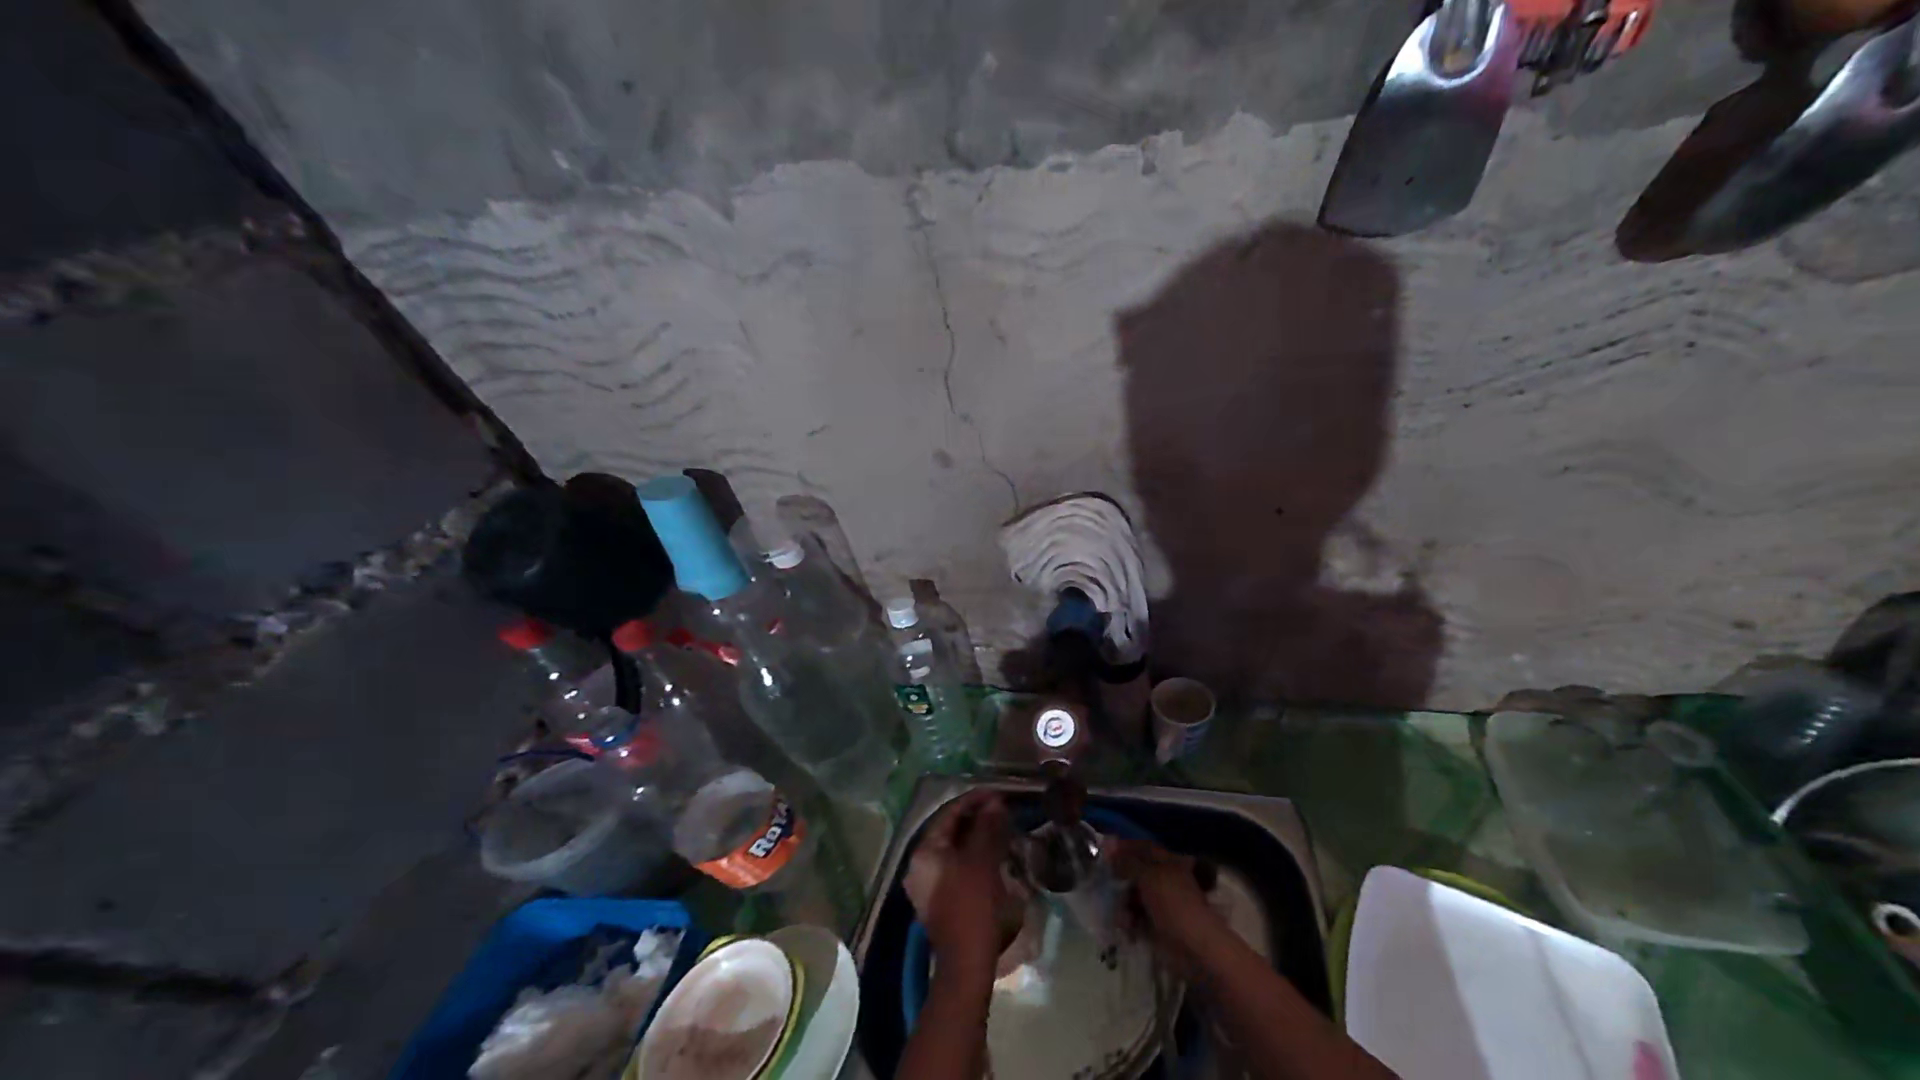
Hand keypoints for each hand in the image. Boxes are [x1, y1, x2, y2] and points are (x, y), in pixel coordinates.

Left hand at [903, 791, 1024, 976]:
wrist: (967, 964)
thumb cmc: (973, 906)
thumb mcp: (983, 862)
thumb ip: (987, 828)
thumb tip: (994, 803)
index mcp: (925, 851)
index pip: (948, 813)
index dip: (973, 800)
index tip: (997, 794)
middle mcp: (919, 864)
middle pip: (948, 830)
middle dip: (975, 818)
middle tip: (1001, 810)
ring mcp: (927, 885)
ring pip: (953, 849)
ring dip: (976, 837)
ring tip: (1001, 830)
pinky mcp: (939, 901)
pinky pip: (956, 867)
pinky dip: (973, 856)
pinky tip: (993, 857)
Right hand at [1110, 835, 1227, 975]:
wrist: (1194, 948)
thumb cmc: (1174, 904)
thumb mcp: (1149, 876)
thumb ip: (1127, 861)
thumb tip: (1109, 843)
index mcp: (1168, 863)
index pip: (1142, 848)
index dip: (1123, 847)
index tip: (1103, 851)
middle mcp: (1163, 880)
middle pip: (1134, 873)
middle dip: (1119, 879)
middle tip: (1104, 882)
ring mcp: (1160, 903)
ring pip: (1132, 896)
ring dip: (1122, 904)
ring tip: (1121, 914)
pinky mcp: (1155, 925)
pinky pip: (1134, 916)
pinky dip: (1128, 921)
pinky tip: (1127, 927)